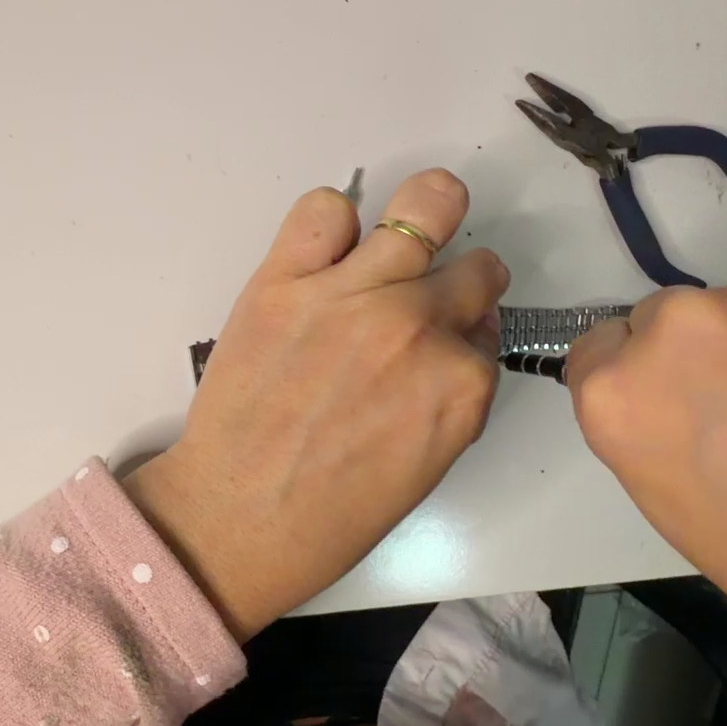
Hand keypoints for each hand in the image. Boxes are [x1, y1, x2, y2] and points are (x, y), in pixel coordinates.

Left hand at [124, 169, 507, 640]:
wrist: (237, 521)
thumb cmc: (331, 516)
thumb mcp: (424, 465)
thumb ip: (452, 399)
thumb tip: (457, 344)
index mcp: (460, 385)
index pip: (488, 331)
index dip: (466, 337)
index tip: (442, 347)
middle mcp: (417, 328)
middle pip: (474, 269)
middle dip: (460, 285)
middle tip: (421, 306)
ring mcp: (352, 295)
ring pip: (425, 204)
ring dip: (425, 221)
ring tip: (399, 245)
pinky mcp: (285, 280)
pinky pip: (327, 208)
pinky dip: (334, 224)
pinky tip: (326, 256)